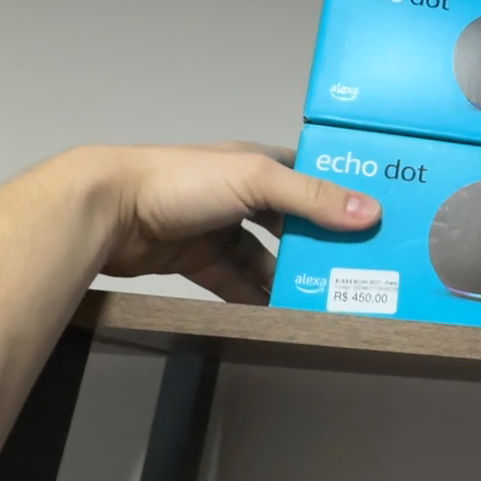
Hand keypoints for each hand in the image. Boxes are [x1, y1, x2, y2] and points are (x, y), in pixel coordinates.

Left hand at [55, 142, 379, 303]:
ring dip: (289, 276)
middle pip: (294, 222)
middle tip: (357, 272)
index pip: (312, 177)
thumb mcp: (257, 181)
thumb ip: (312, 198)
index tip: (377, 221)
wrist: (103, 212)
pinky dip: (255, 296)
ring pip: (267, 256)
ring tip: (324, 301)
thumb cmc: (184, 181)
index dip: (342, 195)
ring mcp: (220, 227)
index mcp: (260, 164)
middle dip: (321, 245)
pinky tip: (278, 315)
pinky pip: (236, 281)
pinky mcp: (198, 259)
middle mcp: (243, 194)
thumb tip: (372, 214)